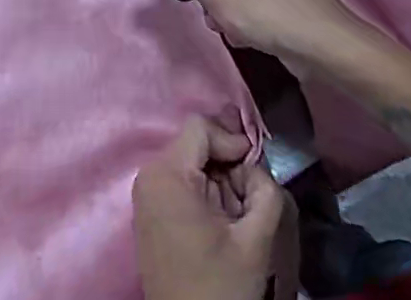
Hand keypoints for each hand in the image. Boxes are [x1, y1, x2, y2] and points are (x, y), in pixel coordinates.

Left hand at [132, 115, 285, 299]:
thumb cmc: (220, 287)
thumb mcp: (255, 239)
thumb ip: (264, 191)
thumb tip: (256, 164)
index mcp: (167, 173)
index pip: (200, 127)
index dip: (231, 141)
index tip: (254, 170)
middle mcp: (149, 173)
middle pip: (195, 143)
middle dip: (227, 164)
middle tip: (250, 196)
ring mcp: (145, 192)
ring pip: (190, 162)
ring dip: (218, 179)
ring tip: (237, 214)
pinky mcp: (149, 209)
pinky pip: (180, 181)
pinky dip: (203, 190)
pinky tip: (220, 220)